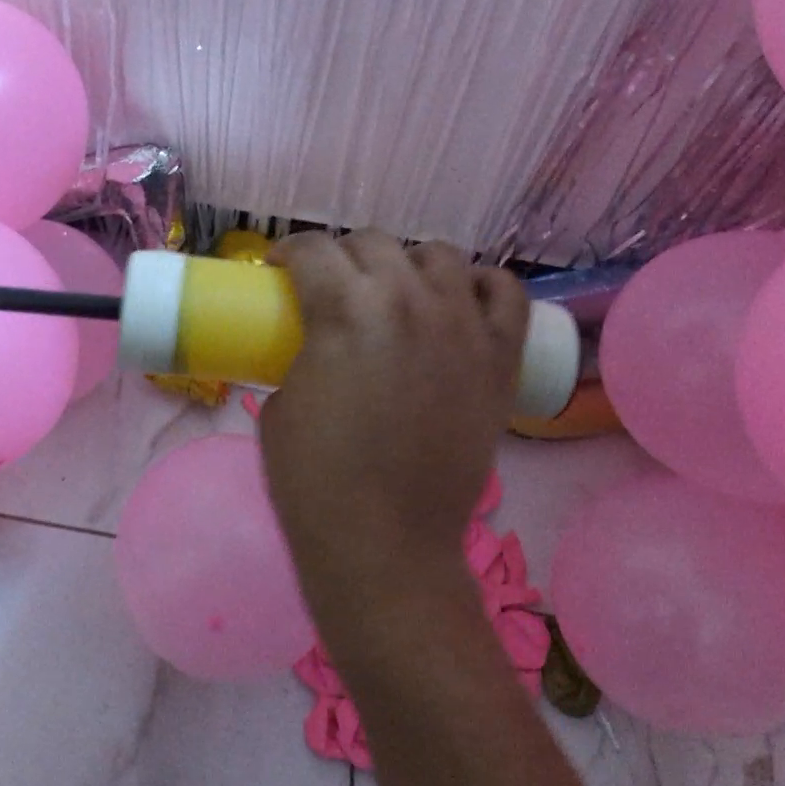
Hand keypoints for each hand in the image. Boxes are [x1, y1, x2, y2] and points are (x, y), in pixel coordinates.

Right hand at [259, 231, 528, 578]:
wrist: (385, 543)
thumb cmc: (315, 481)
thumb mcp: (280, 404)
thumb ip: (303, 355)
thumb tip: (317, 344)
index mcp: (345, 309)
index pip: (312, 249)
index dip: (288, 252)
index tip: (280, 271)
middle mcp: (409, 300)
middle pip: (373, 242)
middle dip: (342, 257)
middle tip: (331, 288)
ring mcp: (463, 325)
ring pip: (438, 255)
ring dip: (406, 265)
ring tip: (395, 294)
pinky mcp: (499, 357)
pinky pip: (504, 291)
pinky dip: (479, 286)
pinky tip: (458, 302)